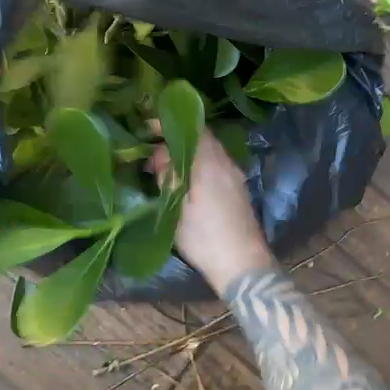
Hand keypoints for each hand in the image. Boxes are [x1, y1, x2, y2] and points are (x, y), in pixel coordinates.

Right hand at [167, 132, 275, 295]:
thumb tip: (159, 153)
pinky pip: (215, 165)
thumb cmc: (205, 237)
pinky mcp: (238, 189)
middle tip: (151, 151)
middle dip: (175, 139)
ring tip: (163, 168)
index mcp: (210, 163)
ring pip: (208, 152)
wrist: (243, 265)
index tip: (147, 127)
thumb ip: (168, 176)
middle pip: (201, 139)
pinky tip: (184, 181)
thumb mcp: (176, 209)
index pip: (192, 128)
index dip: (169, 124)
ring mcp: (235, 176)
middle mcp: (226, 163)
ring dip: (186, 153)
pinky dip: (197, 164)